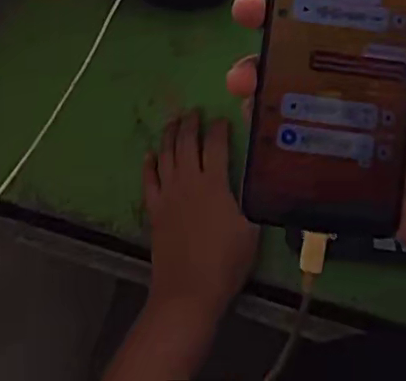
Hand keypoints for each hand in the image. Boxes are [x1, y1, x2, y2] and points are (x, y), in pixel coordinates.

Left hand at [141, 111, 258, 319]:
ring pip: (166, 154)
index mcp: (214, 182)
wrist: (187, 293)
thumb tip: (257, 179)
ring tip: (174, 122)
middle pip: (187, 141)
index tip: (223, 119)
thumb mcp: (250, 228)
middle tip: (195, 111)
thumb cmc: (225, 262)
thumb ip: (250, 198)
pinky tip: (150, 154)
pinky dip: (149, 163)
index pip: (216, 143)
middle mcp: (188, 180)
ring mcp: (168, 194)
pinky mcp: (155, 209)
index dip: (219, 127)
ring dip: (170, 135)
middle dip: (191, 123)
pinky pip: (149, 179)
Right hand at [225, 0, 405, 258]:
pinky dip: (260, 119)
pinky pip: (278, 129)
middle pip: (296, 38)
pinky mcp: (314, 149)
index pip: (336, 8)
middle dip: (265, 19)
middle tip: (247, 11)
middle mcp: (342, 73)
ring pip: (278, 81)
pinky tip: (255, 117)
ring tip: (245, 79)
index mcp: (373, 48)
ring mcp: (325, 111)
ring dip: (253, 72)